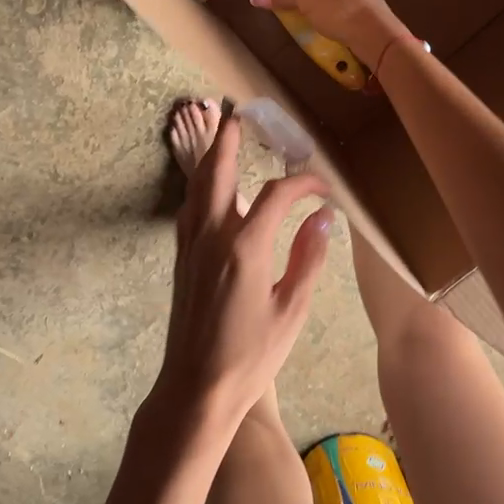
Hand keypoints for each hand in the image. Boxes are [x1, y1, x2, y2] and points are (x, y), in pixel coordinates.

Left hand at [154, 110, 333, 427]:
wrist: (195, 388)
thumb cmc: (250, 356)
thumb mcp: (291, 311)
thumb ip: (307, 259)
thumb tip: (323, 217)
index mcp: (245, 247)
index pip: (276, 195)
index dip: (302, 182)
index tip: (322, 186)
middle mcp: (213, 235)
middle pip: (218, 171)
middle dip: (229, 139)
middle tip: (238, 115)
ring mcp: (191, 245)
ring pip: (197, 186)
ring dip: (210, 157)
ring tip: (221, 137)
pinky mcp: (180, 258)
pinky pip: (188, 208)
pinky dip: (199, 186)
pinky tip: (205, 189)